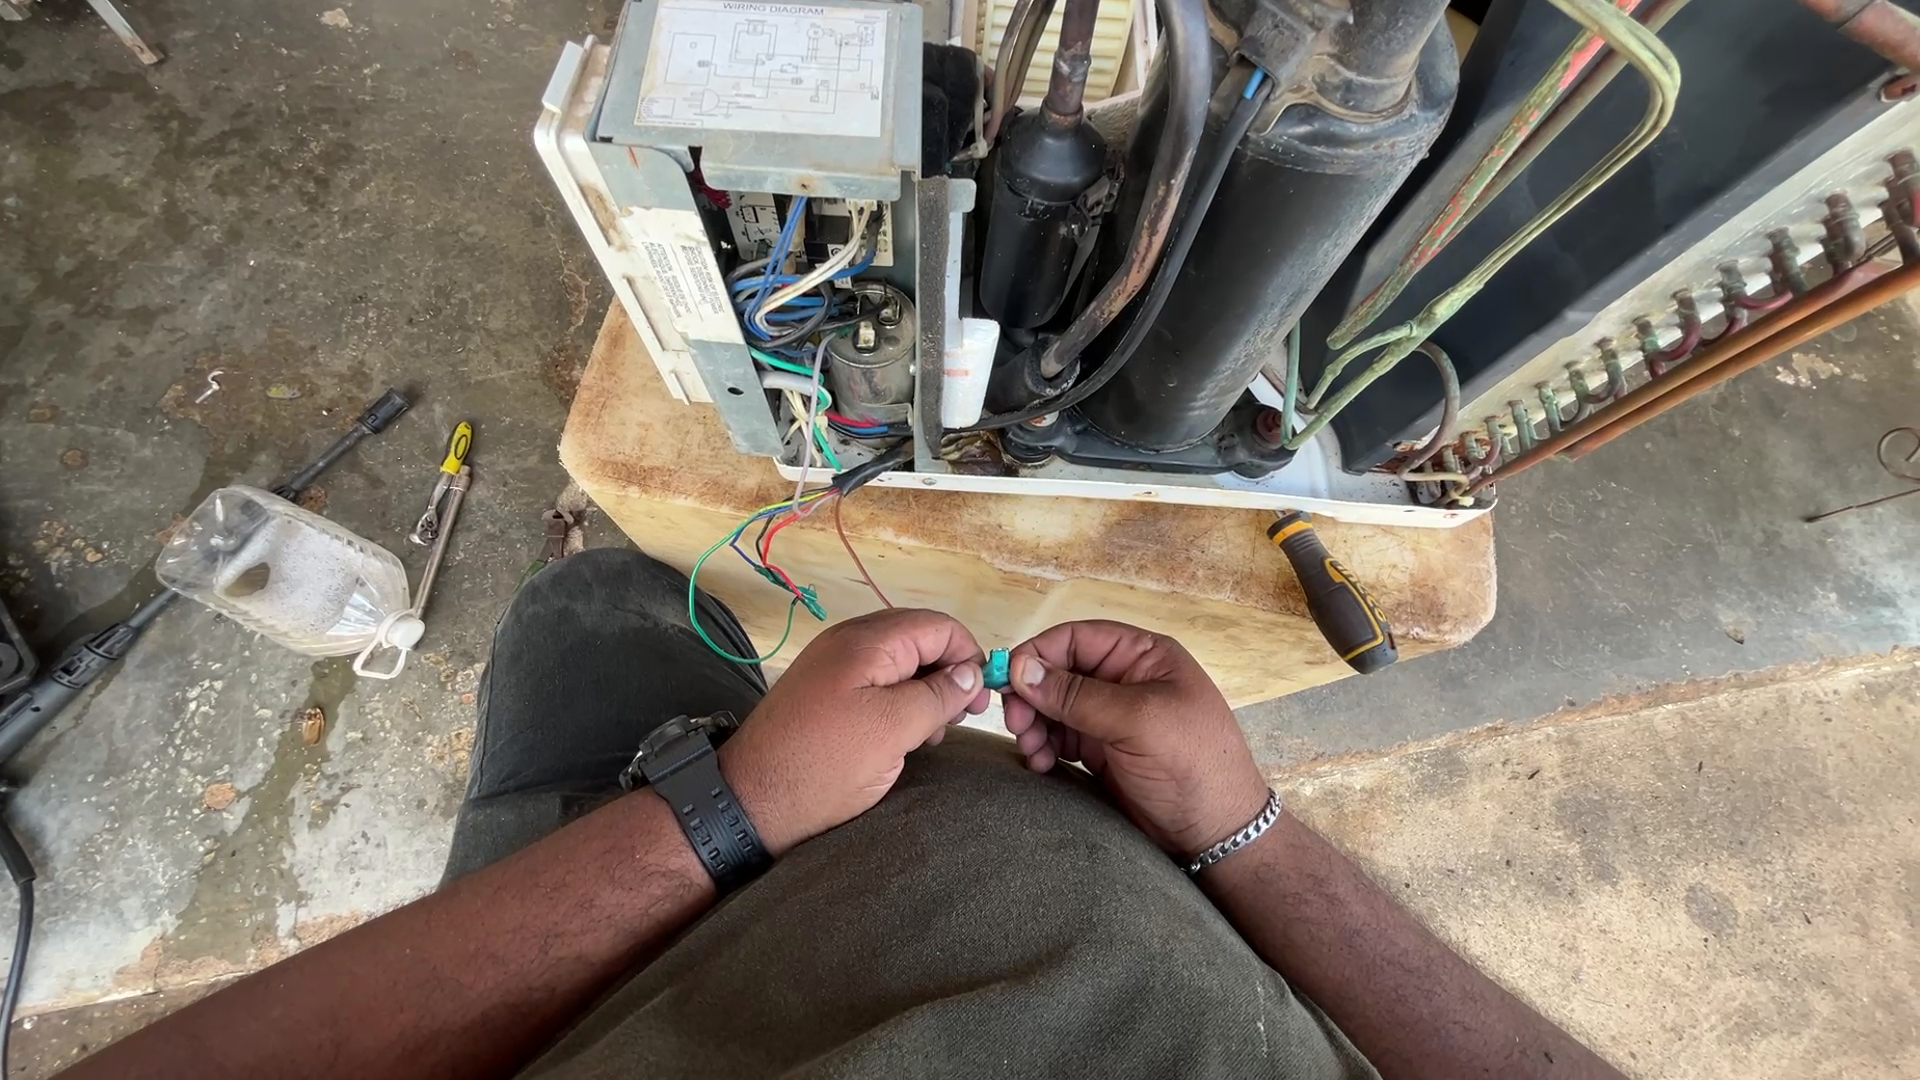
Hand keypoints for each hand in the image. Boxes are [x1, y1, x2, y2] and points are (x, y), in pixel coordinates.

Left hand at [717, 608, 991, 855]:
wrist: (747, 803)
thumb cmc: (825, 765)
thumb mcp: (893, 731)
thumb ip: (938, 695)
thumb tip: (972, 672)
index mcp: (867, 641)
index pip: (938, 626)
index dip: (967, 657)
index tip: (980, 701)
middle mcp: (850, 641)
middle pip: (920, 640)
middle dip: (948, 674)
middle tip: (958, 719)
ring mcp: (835, 665)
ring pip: (901, 663)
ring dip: (925, 691)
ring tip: (933, 733)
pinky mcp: (826, 690)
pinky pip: (877, 681)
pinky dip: (900, 701)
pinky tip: (905, 734)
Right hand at [1001, 621, 1269, 857]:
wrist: (1217, 837)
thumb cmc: (1191, 765)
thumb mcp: (1137, 722)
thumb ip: (1076, 695)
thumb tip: (1019, 670)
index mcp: (1142, 656)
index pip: (1077, 638)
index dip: (1040, 654)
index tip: (1009, 678)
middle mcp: (1123, 679)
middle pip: (1060, 671)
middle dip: (1032, 694)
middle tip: (1013, 721)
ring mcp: (1110, 716)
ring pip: (1054, 705)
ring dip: (1034, 722)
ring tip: (1029, 747)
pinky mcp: (1100, 750)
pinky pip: (1059, 736)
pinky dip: (1043, 745)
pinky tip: (1040, 763)